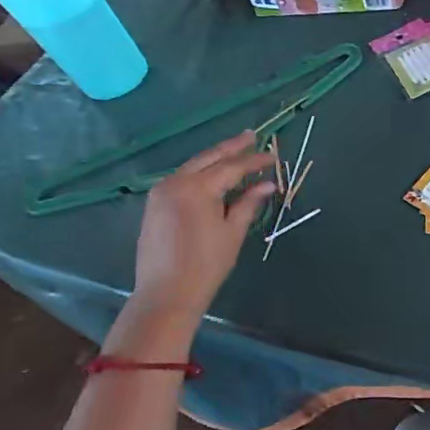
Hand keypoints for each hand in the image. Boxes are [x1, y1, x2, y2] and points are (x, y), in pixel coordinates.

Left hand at [105, 131, 275, 358]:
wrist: (166, 293)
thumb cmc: (206, 265)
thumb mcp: (232, 232)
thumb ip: (248, 203)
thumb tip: (268, 184)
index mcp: (197, 188)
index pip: (232, 167)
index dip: (255, 161)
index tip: (274, 156)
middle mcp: (176, 182)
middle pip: (209, 158)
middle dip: (232, 147)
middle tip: (252, 136)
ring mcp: (161, 192)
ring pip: (193, 166)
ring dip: (215, 158)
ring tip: (235, 151)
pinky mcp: (154, 204)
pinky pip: (181, 178)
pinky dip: (200, 172)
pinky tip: (212, 174)